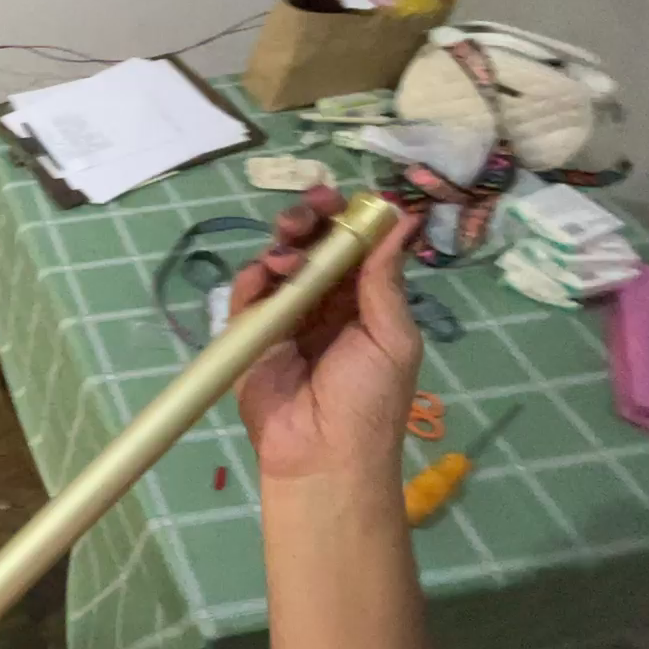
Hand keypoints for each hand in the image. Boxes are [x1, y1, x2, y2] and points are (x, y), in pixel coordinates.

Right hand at [228, 188, 423, 481]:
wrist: (323, 453)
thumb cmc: (370, 400)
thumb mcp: (392, 338)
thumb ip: (384, 280)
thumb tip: (402, 221)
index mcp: (360, 302)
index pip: (348, 248)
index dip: (342, 219)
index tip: (336, 196)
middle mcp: (320, 302)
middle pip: (307, 248)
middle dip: (304, 223)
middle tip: (305, 212)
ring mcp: (282, 316)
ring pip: (274, 265)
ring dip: (280, 248)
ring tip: (287, 256)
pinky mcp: (248, 333)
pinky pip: (245, 295)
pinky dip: (251, 279)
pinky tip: (265, 276)